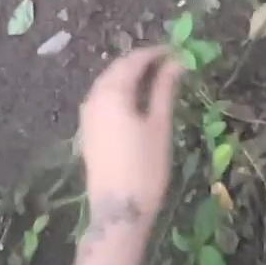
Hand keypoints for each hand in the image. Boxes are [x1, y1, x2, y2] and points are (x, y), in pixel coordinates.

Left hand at [79, 46, 183, 207]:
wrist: (118, 213)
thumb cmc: (144, 167)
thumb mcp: (159, 124)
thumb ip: (165, 88)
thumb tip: (177, 60)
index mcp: (113, 91)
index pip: (135, 59)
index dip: (157, 52)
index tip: (178, 51)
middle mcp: (95, 96)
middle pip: (119, 67)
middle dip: (143, 61)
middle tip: (170, 64)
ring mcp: (88, 113)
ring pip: (109, 81)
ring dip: (131, 75)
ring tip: (157, 79)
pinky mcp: (88, 128)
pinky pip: (103, 96)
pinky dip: (121, 89)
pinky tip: (137, 99)